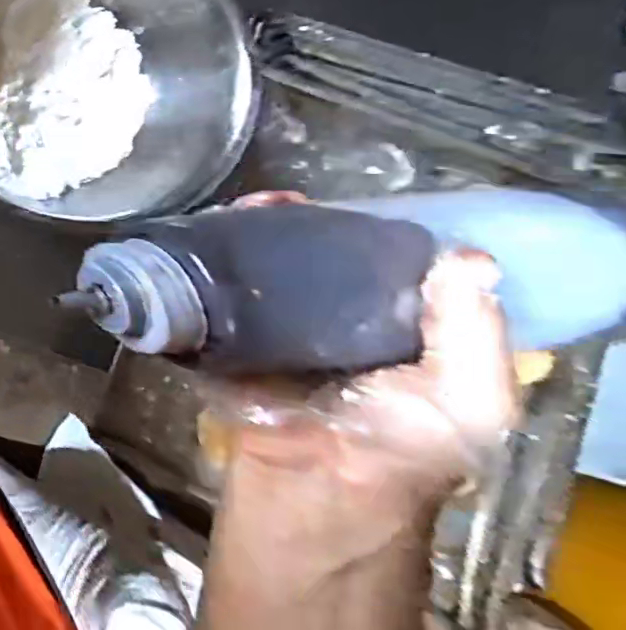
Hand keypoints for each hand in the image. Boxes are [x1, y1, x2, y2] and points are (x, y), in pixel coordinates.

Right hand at [219, 193, 518, 509]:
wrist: (309, 469)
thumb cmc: (398, 438)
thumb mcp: (466, 394)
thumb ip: (470, 330)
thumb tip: (468, 254)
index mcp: (385, 329)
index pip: (370, 264)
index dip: (357, 231)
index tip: (338, 205)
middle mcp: (323, 318)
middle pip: (303, 255)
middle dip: (289, 223)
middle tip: (276, 200)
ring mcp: (265, 321)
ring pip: (252, 263)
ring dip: (243, 232)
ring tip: (237, 207)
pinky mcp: (220, 327)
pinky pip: (209, 285)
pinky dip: (202, 258)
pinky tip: (200, 234)